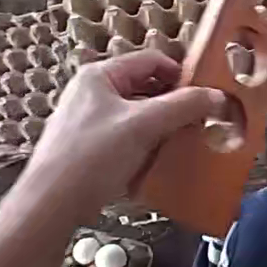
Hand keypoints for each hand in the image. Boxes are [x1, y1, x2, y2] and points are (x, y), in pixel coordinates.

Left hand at [0, 51, 221, 266]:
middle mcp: (93, 94)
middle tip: (198, 119)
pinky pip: (128, 138)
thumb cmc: (88, 159)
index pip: (151, 61)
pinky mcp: (91, 148)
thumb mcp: (144, 126)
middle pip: (146, 88)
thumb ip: (183, 106)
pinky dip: (147, 145)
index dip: (181, 74)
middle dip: (174, 104)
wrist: (51, 205)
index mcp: (100, 76)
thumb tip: (215, 96)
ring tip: (182, 141)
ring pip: (138, 115)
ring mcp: (90, 121)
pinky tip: (158, 161)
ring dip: (162, 127)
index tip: (204, 92)